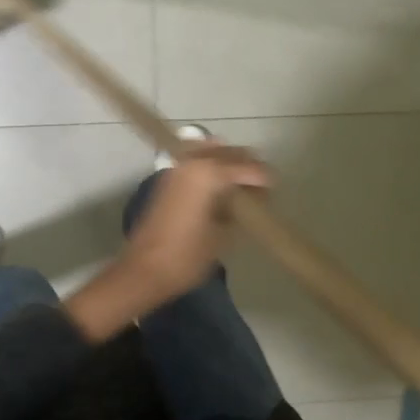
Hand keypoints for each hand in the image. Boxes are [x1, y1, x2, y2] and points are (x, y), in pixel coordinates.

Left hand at [66, 141, 271, 342]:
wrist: (145, 269)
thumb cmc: (187, 257)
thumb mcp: (224, 236)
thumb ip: (241, 210)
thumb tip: (251, 198)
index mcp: (209, 174)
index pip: (247, 166)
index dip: (264, 177)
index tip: (275, 189)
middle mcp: (192, 162)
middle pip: (230, 151)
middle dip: (248, 166)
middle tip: (260, 189)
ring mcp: (177, 167)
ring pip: (212, 150)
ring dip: (229, 162)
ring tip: (241, 186)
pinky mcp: (167, 177)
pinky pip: (196, 158)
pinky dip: (211, 164)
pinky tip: (220, 186)